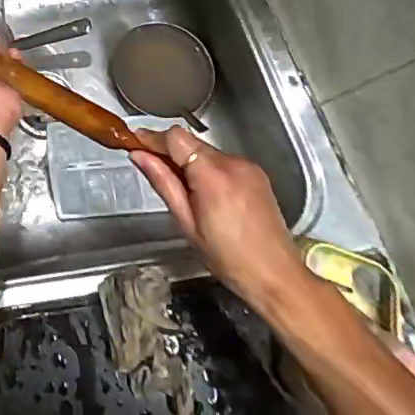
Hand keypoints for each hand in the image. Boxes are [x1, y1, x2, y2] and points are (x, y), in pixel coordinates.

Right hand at [131, 126, 304, 305]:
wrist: (277, 277)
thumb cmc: (230, 260)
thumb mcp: (187, 224)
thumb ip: (163, 183)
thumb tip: (139, 156)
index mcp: (212, 176)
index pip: (175, 137)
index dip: (153, 138)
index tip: (136, 143)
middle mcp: (233, 163)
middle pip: (190, 141)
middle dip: (169, 152)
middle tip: (152, 168)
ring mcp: (247, 166)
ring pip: (206, 150)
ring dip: (189, 161)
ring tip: (183, 190)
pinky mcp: (256, 172)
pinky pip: (222, 160)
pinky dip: (208, 168)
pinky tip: (206, 193)